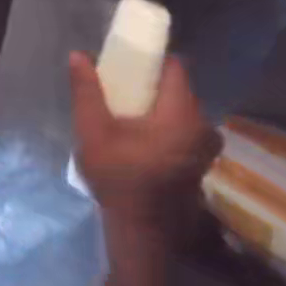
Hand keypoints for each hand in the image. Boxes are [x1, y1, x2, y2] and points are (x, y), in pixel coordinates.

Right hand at [68, 52, 220, 266]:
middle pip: (177, 89)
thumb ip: (87, 91)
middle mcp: (203, 125)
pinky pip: (182, 128)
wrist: (142, 230)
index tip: (125, 59)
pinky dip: (162, 124)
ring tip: (123, 112)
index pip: (175, 68)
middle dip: (148, 83)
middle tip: (116, 86)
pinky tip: (137, 135)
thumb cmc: (119, 177)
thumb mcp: (93, 130)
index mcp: (182, 114)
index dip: (151, 59)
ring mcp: (206, 146)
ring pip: (179, 110)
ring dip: (155, 106)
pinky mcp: (200, 161)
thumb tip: (79, 55)